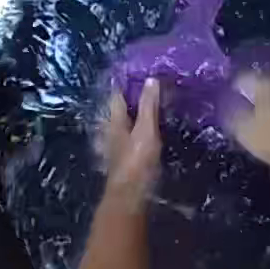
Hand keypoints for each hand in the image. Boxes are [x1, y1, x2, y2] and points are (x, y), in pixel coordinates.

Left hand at [97, 78, 161, 214]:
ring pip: (127, 122)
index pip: (118, 94)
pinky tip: (153, 129)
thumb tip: (150, 79)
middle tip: (152, 85)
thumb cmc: (137, 161)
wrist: (130, 198)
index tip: (140, 70)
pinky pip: (133, 135)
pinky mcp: (126, 158)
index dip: (127, 82)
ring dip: (138, 113)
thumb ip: (148, 106)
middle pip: (121, 108)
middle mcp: (113, 130)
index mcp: (115, 120)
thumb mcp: (146, 130)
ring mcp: (118, 146)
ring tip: (156, 104)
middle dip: (133, 97)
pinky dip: (142, 127)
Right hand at [225, 73, 269, 173]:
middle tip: (242, 110)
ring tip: (260, 120)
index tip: (226, 103)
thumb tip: (227, 105)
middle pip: (263, 83)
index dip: (231, 90)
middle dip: (252, 94)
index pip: (242, 78)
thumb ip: (233, 115)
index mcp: (265, 81)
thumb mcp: (245, 131)